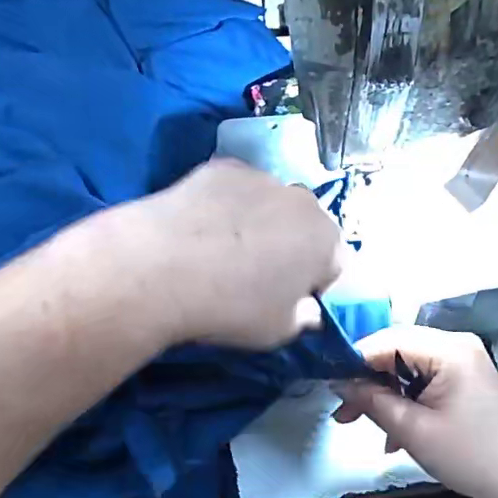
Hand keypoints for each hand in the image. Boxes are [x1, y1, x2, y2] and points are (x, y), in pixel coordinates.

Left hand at [117, 158, 342, 349]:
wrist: (162, 267)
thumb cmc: (231, 307)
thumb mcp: (278, 331)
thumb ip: (303, 317)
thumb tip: (308, 309)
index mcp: (326, 241)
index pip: (335, 263)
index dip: (314, 283)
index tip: (287, 298)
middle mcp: (302, 200)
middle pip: (305, 226)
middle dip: (290, 246)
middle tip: (254, 274)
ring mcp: (260, 177)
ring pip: (270, 203)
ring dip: (258, 221)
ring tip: (220, 248)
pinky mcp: (221, 167)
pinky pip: (234, 188)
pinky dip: (225, 203)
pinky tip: (199, 226)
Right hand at [332, 326, 497, 497]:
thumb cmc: (470, 456)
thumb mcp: (412, 430)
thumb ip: (372, 400)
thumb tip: (338, 383)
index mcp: (448, 349)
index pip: (387, 340)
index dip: (355, 359)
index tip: (329, 382)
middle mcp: (455, 344)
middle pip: (395, 350)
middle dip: (367, 380)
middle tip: (341, 410)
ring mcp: (461, 360)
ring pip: (405, 365)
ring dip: (382, 393)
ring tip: (357, 421)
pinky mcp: (462, 377)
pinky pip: (421, 377)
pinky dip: (403, 399)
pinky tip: (390, 431)